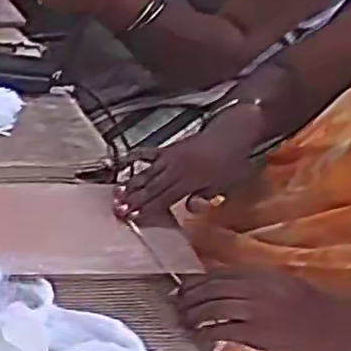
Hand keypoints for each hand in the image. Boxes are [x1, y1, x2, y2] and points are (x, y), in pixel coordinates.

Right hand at [116, 105, 265, 217]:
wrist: (234, 132)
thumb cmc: (231, 161)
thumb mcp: (225, 183)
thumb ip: (204, 197)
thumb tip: (189, 207)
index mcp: (190, 181)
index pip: (163, 199)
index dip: (147, 209)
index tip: (132, 217)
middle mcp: (177, 170)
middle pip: (150, 188)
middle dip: (133, 200)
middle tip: (117, 209)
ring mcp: (170, 158)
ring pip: (146, 174)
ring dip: (130, 185)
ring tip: (116, 194)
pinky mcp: (167, 150)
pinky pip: (148, 153)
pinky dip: (135, 157)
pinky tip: (125, 162)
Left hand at [175, 270, 350, 350]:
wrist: (337, 331)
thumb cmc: (306, 310)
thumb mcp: (281, 287)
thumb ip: (250, 284)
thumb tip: (210, 286)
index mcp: (267, 275)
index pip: (221, 273)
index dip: (196, 282)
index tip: (183, 289)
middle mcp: (262, 289)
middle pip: (211, 288)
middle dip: (188, 297)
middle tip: (177, 306)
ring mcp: (259, 310)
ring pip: (211, 307)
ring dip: (191, 315)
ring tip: (185, 322)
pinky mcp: (257, 332)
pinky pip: (219, 330)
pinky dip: (203, 333)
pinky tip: (198, 337)